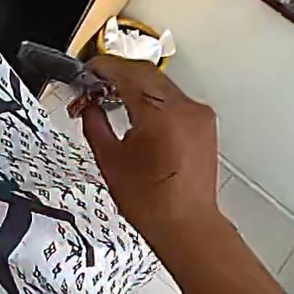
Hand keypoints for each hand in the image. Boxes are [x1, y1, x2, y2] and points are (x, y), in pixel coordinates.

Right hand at [74, 55, 224, 255]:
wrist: (187, 225)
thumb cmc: (153, 204)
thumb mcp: (110, 160)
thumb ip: (95, 124)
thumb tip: (89, 107)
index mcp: (159, 114)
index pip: (126, 72)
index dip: (102, 68)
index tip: (88, 71)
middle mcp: (184, 108)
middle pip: (146, 73)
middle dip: (118, 75)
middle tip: (95, 86)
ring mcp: (198, 115)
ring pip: (162, 83)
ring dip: (136, 85)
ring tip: (114, 100)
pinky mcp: (204, 124)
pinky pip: (175, 99)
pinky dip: (155, 99)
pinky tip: (139, 113)